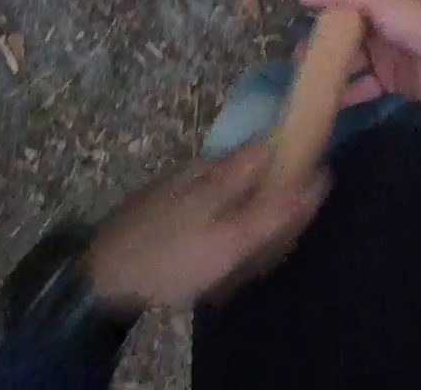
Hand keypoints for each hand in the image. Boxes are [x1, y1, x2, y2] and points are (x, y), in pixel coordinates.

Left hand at [84, 143, 327, 310]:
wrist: (100, 274)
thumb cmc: (173, 257)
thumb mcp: (232, 241)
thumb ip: (276, 210)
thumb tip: (320, 176)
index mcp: (224, 170)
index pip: (270, 146)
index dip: (292, 154)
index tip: (305, 182)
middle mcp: (204, 166)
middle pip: (249, 165)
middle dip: (267, 191)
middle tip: (268, 234)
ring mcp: (178, 182)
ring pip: (224, 183)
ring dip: (240, 209)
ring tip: (238, 248)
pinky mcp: (158, 201)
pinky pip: (201, 201)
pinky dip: (214, 218)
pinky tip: (207, 244)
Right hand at [298, 0, 420, 109]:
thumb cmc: (413, 21)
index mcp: (380, 2)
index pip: (347, 4)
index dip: (325, 12)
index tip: (299, 20)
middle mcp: (380, 27)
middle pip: (345, 36)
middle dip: (322, 45)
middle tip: (296, 56)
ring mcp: (384, 56)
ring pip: (350, 63)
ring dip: (329, 69)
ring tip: (303, 78)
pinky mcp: (388, 82)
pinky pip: (361, 88)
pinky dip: (344, 94)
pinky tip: (322, 100)